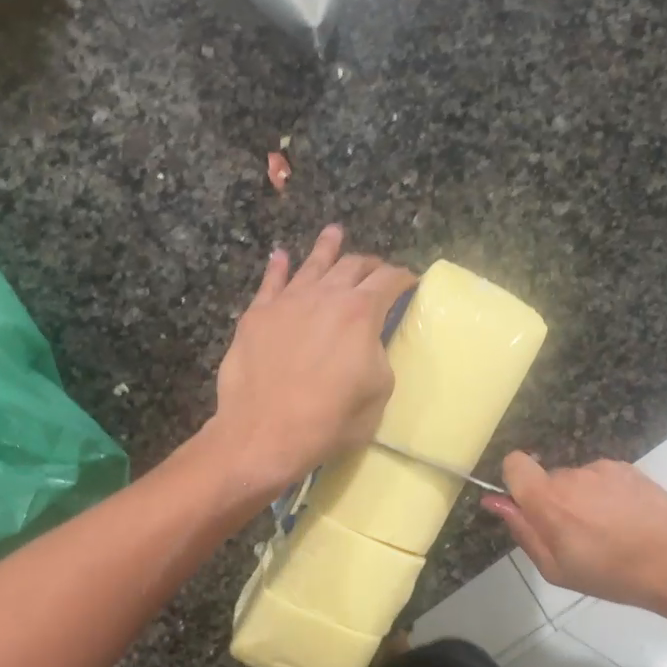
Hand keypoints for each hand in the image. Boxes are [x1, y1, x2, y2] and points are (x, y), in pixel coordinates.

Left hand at [206, 225, 416, 489]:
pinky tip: (280, 256)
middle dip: (369, 264)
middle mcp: (325, 296)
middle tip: (376, 267)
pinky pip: (270, 282)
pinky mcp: (256, 316)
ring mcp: (287, 302)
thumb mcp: (377, 395)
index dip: (403, 278)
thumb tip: (367, 345)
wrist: (263, 435)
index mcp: (361, 313)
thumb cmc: (328, 422)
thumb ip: (378, 358)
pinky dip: (278, 266)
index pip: (389, 281)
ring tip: (334, 232)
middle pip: (352, 266)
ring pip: (312, 265)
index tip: (410, 281)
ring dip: (327, 248)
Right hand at [481, 452, 666, 616]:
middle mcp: (572, 475)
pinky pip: (603, 480)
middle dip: (554, 502)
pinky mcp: (630, 470)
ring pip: (577, 481)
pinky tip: (627, 523)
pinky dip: (607, 497)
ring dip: (583, 501)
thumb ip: (522, 530)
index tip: (527, 507)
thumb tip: (496, 502)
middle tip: (575, 538)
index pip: (514, 464)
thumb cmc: (611, 574)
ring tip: (608, 534)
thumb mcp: (555, 568)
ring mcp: (604, 469)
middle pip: (548, 479)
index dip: (515, 481)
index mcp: (548, 500)